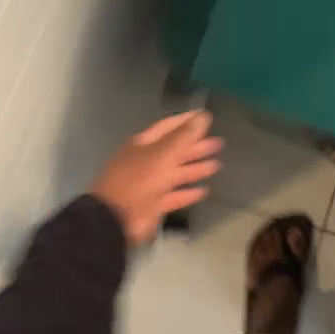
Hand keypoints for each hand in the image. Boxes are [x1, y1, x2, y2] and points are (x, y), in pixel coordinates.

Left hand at [90, 111, 222, 244]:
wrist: (115, 218)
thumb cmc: (138, 179)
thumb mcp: (163, 154)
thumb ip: (185, 136)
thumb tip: (204, 115)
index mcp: (144, 144)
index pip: (168, 127)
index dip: (187, 121)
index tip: (206, 117)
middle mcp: (147, 161)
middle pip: (175, 150)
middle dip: (196, 146)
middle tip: (219, 143)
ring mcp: (149, 184)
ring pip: (176, 173)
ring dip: (196, 169)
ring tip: (217, 164)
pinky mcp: (153, 204)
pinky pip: (174, 196)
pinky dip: (188, 193)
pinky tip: (204, 190)